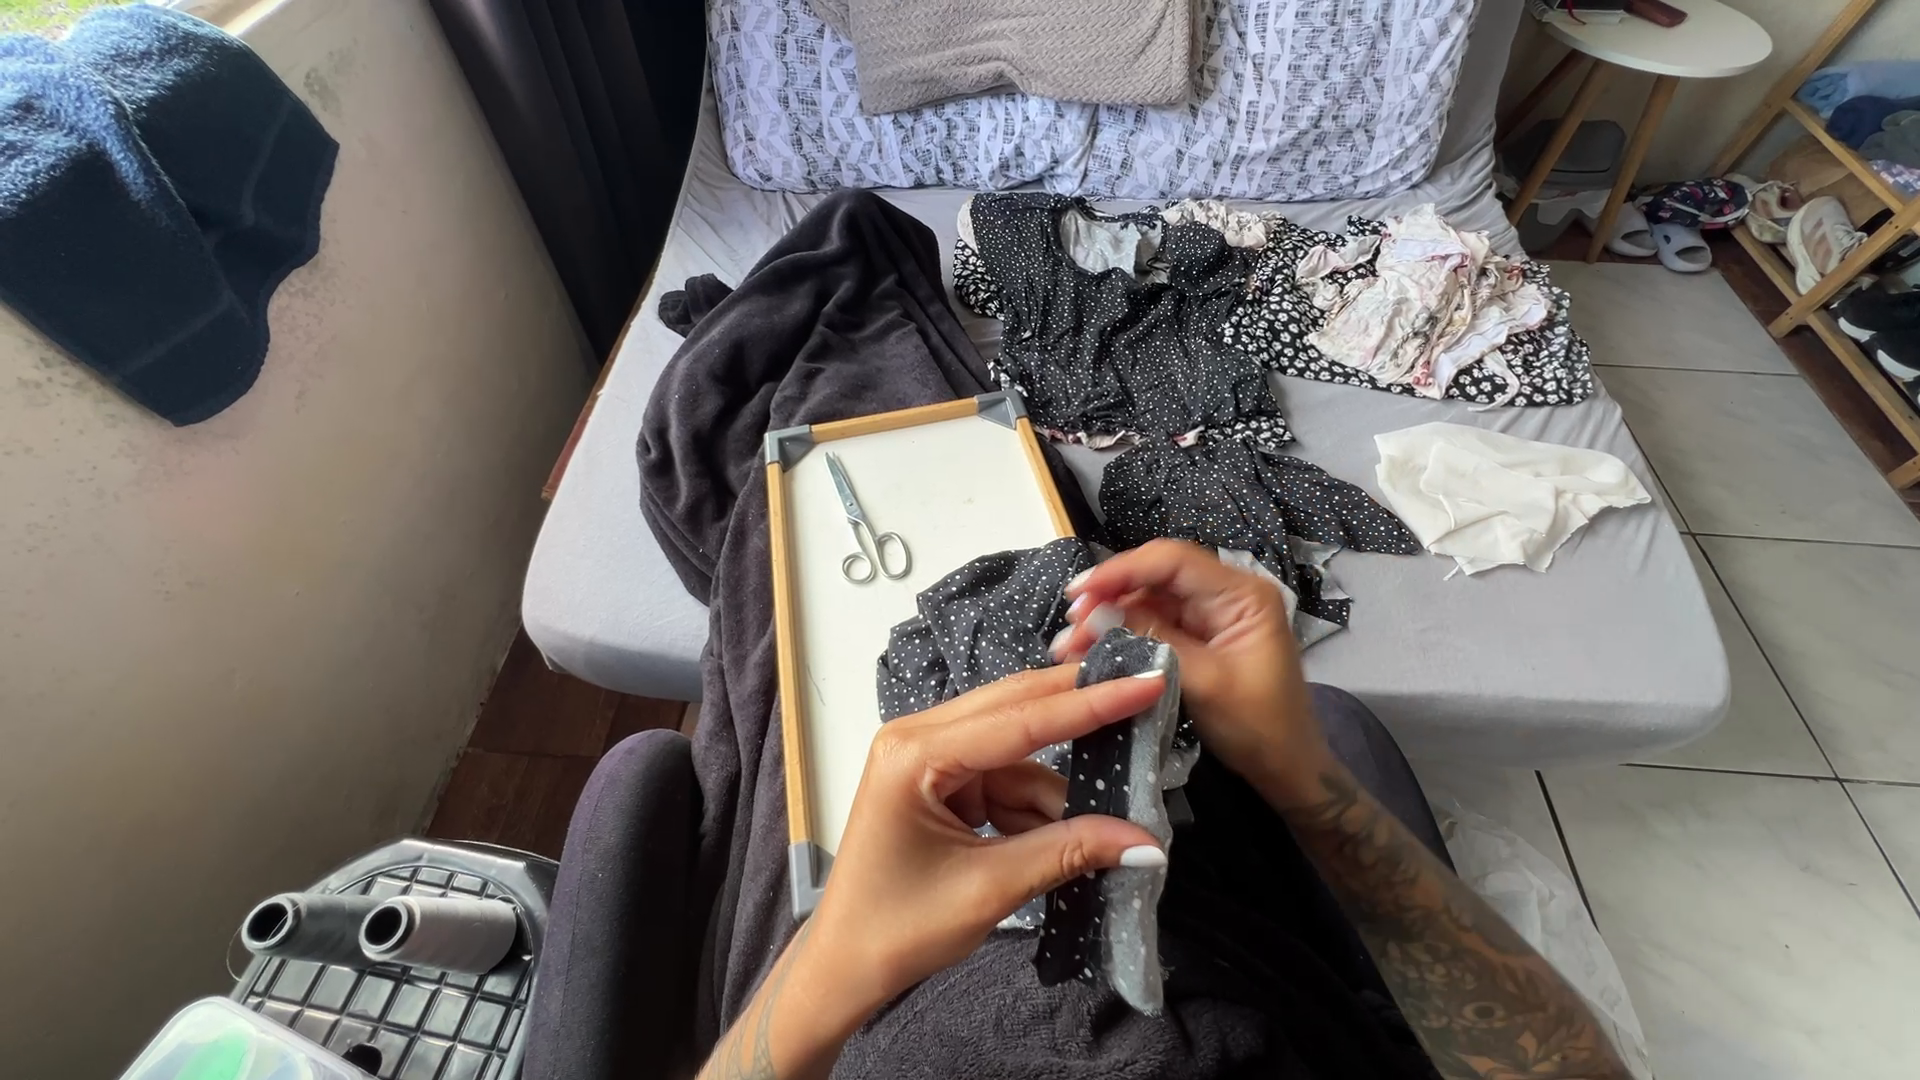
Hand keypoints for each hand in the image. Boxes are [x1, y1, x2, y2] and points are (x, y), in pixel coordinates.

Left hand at [806, 666, 1168, 1020]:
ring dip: (1056, 794)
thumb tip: (1146, 841)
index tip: (1144, 682)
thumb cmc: (897, 929)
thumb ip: (1068, 852)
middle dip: (1079, 715)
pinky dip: (1035, 808)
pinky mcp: (943, 778)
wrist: (844, 965)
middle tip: (1144, 701)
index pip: (1018, 719)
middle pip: (1017, 711)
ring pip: (1019, 754)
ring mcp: (930, 755)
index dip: (1089, 702)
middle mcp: (919, 737)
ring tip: (1098, 834)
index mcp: (915, 753)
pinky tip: (1053, 841)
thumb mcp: (988, 889)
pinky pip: (1007, 778)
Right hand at [1052, 538, 1333, 807]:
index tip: (1080, 591)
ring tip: (1073, 639)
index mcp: (1242, 594)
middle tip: (1071, 620)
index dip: (1122, 569)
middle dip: (1110, 593)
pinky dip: (1122, 632)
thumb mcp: (1204, 683)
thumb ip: (1152, 640)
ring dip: (1109, 615)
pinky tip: (1093, 645)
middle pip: (1156, 576)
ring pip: (1148, 599)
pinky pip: (1151, 622)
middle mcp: (1225, 593)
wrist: (1287, 770)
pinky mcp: (1196, 635)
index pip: (1173, 561)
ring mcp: (1209, 614)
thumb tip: (1097, 614)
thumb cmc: (1259, 727)